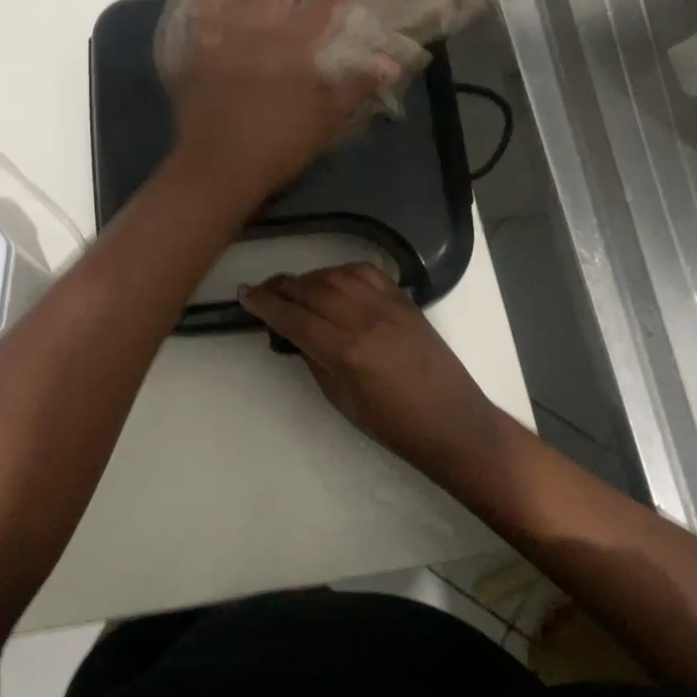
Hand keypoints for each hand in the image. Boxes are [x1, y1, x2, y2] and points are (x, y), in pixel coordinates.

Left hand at [168, 0, 396, 198]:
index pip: (320, 7)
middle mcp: (256, 33)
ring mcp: (221, 41)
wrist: (217, 167)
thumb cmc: (278, 147)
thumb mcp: (325, 120)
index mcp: (292, 48)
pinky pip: (199, 16)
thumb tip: (390, 63)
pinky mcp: (195, 56)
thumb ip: (356, 87)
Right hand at [240, 264, 509, 478]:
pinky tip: (334, 281)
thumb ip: (314, 358)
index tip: (244, 294)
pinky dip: (344, 271)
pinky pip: (367, 272)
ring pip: (337, 275)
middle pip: (312, 289)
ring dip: (310, 278)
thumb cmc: (392, 424)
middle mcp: (364, 319)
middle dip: (282, 287)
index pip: (293, 317)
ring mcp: (388, 306)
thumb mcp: (340, 399)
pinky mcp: (405, 301)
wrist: (452, 422)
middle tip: (263, 291)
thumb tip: (294, 332)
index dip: (264, 304)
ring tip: (296, 289)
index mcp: (345, 351)